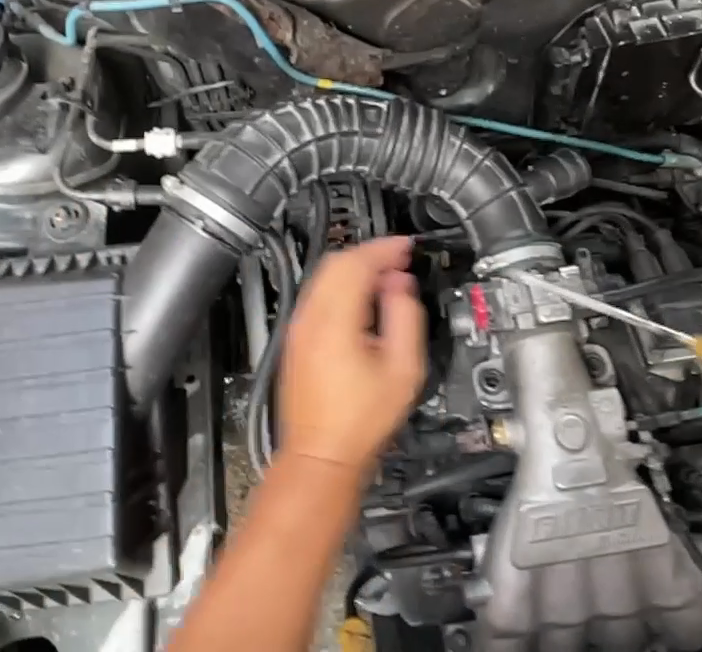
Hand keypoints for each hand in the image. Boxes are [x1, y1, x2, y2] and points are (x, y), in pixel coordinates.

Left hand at [278, 237, 427, 470]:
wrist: (321, 455)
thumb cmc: (357, 423)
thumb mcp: (402, 369)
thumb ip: (405, 318)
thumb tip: (401, 287)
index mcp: (334, 321)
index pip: (357, 262)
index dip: (385, 247)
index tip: (405, 246)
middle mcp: (309, 319)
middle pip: (336, 262)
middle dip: (370, 253)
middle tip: (398, 258)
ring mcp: (298, 329)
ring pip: (324, 275)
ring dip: (355, 267)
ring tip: (385, 276)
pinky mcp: (296, 339)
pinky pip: (317, 295)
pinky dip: (341, 285)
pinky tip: (362, 299)